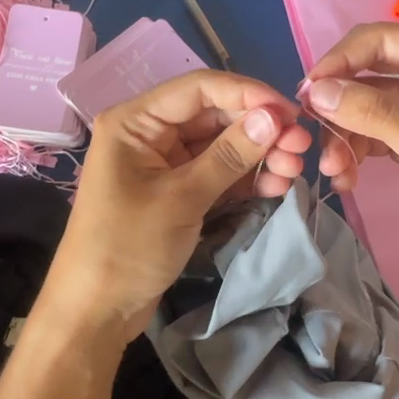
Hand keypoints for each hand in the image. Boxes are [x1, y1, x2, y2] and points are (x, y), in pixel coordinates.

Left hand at [34, 71, 312, 342]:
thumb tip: (275, 116)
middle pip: (214, 115)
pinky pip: (217, 173)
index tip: (291, 112)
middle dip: (259, 129)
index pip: (199, 88)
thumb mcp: (182, 198)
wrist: (96, 311)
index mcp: (134, 121)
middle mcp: (148, 134)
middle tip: (302, 147)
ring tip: (294, 172)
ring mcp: (163, 164)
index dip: (248, 94)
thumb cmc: (128, 247)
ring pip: (221, 146)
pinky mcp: (177, 192)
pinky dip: (246, 178)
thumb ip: (230, 155)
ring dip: (258, 155)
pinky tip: (276, 187)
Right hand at [301, 23, 398, 271]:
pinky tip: (346, 179)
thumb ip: (372, 113)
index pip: (381, 39)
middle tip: (310, 131)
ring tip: (333, 171)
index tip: (306, 95)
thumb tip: (315, 90)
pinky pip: (372, 129)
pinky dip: (355, 150)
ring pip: (365, 103)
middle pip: (367, 69)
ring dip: (343, 133)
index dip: (339, 61)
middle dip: (338, 102)